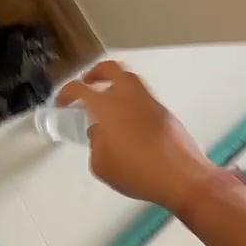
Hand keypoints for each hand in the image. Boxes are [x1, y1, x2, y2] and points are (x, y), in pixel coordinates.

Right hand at [60, 61, 214, 208]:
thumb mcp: (102, 165)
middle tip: (88, 83)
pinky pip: (143, 96)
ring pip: (130, 78)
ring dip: (116, 82)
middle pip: (111, 68)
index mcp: (107, 106)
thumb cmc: (137, 172)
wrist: (182, 177)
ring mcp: (149, 101)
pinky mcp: (165, 112)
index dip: (66, 93)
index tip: (63, 103)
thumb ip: (95, 144)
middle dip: (95, 72)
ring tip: (109, 98)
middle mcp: (128, 96)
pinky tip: (129, 120)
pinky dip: (131, 99)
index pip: (79, 88)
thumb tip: (99, 133)